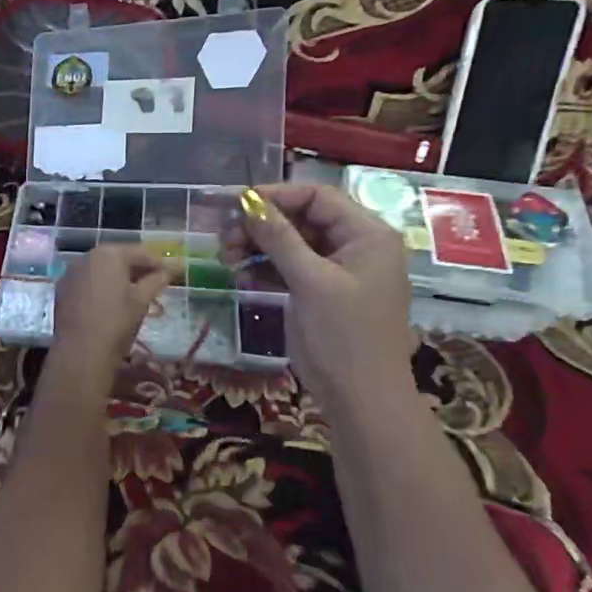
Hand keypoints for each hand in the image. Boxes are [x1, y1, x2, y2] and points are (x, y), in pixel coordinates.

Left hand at [52, 244, 169, 388]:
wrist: (81, 351)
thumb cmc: (117, 323)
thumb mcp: (141, 300)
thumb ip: (156, 281)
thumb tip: (170, 270)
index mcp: (109, 254)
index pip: (140, 254)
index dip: (158, 264)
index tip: (171, 273)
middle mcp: (86, 256)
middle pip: (118, 258)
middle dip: (136, 269)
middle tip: (153, 282)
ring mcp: (71, 272)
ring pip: (100, 269)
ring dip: (117, 277)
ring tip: (133, 292)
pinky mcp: (62, 289)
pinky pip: (86, 281)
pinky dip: (99, 286)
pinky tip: (109, 301)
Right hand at [225, 183, 415, 411]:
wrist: (359, 395)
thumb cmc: (342, 334)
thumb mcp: (309, 282)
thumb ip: (280, 240)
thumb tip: (249, 203)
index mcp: (367, 235)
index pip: (318, 198)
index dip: (276, 197)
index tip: (235, 205)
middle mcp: (355, 247)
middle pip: (303, 220)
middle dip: (262, 225)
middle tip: (224, 238)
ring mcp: (337, 272)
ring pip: (292, 246)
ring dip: (258, 248)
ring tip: (226, 258)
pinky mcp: (320, 294)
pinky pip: (290, 270)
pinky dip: (265, 269)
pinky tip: (240, 274)